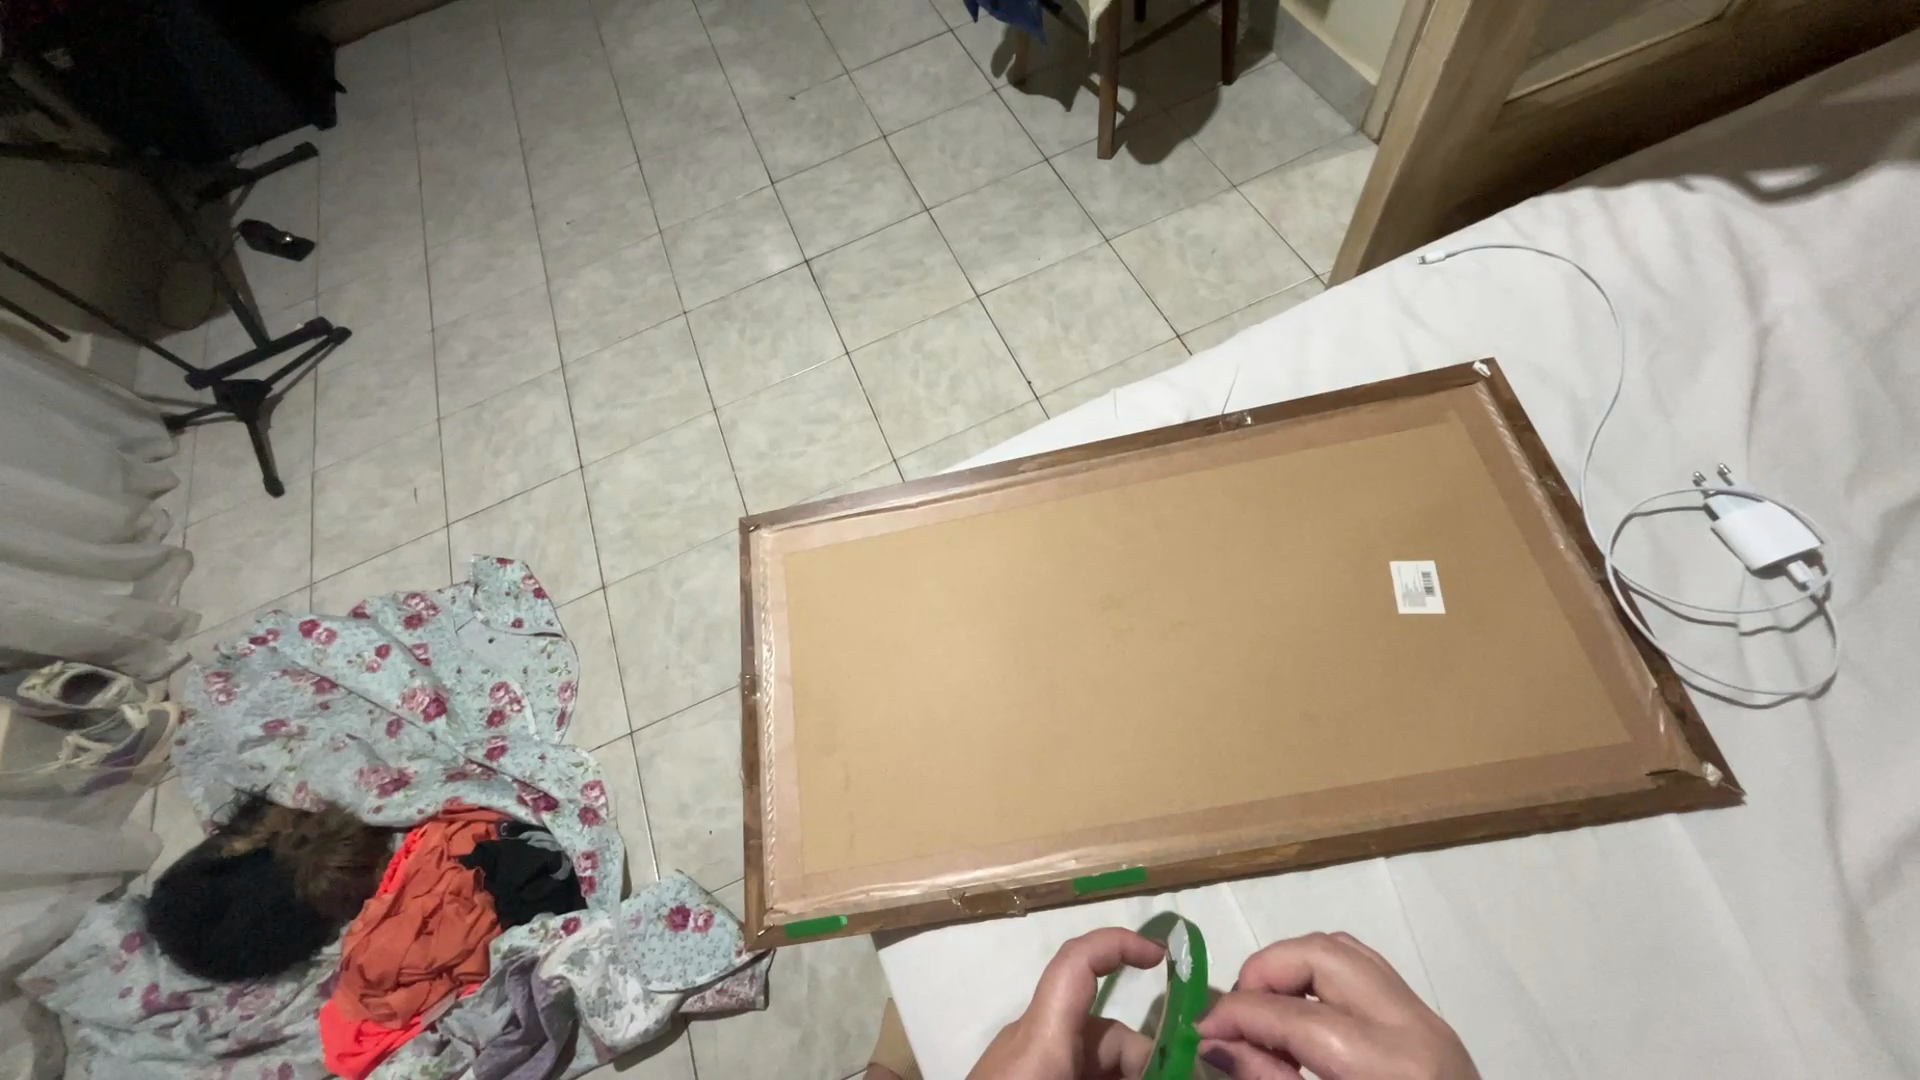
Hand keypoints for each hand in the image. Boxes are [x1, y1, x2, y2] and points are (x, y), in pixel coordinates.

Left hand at [966, 928, 1167, 1079]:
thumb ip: (1125, 1076)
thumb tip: (1178, 1071)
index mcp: (1041, 1039)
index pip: (1077, 962)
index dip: (1119, 944)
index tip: (1163, 958)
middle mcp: (1035, 1043)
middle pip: (1105, 1033)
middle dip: (1148, 1063)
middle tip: (1180, 1079)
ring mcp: (1030, 1066)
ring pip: (1096, 1062)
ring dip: (1128, 1078)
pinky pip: (1077, 1075)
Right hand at [1195, 932, 1477, 1079]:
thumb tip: (1213, 1041)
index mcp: (1392, 1067)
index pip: (1293, 1015)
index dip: (1236, 1015)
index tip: (1201, 1028)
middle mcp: (1412, 1025)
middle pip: (1317, 955)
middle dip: (1263, 974)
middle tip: (1238, 1016)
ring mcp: (1424, 1016)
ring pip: (1338, 947)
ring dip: (1290, 968)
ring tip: (1268, 1012)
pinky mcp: (1424, 1018)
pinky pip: (1361, 964)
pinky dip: (1320, 973)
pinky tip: (1303, 1010)